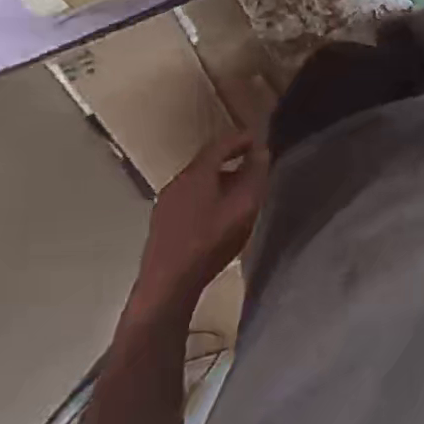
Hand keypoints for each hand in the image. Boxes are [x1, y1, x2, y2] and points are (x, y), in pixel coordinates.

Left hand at [127, 131, 268, 315]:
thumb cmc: (210, 241)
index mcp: (197, 173)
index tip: (258, 139)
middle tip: (253, 165)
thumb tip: (261, 150)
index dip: (241, 138)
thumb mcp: (243, 207)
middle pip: (207, 161)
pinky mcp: (162, 223)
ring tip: (240, 192)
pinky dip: (208, 195)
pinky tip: (217, 214)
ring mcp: (166, 203)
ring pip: (198, 181)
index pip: (220, 143)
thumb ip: (255, 175)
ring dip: (220, 180)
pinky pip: (190, 198)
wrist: (167, 284)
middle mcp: (178, 182)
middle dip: (231, 159)